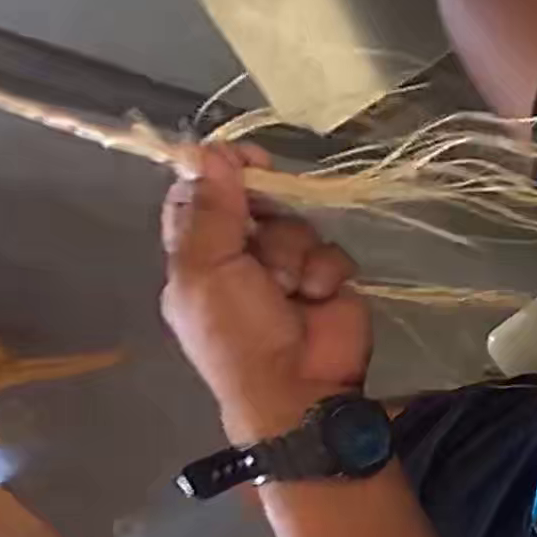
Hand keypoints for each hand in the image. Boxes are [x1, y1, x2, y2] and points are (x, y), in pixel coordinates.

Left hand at [161, 144, 371, 443]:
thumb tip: (211, 150)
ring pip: (300, 226)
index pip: (205, 194)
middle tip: (264, 254)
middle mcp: (247, 255)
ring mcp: (294, 269)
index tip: (247, 160)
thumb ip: (210, 208)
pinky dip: (328, 271)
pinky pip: (334, 252)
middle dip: (266, 225)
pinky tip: (319, 296)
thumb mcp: (206, 268)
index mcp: (202, 251)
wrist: (299, 385)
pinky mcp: (333, 284)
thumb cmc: (239, 332)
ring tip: (294, 290)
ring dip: (296, 255)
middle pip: (260, 205)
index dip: (222, 172)